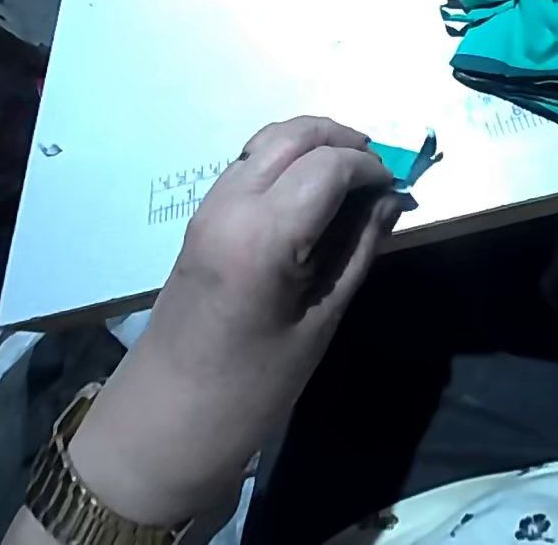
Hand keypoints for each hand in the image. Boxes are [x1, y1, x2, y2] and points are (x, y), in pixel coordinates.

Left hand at [66, 117, 397, 526]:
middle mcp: (232, 203)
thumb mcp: (322, 318)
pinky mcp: (203, 213)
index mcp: (263, 234)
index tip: (395, 188)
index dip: (370, 168)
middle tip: (377, 167)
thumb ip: (359, 246)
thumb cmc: (253, 385)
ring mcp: (211, 204)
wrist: (162, 423)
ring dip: (316, 141)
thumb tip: (390, 199)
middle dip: (345, 140)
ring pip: (271, 138)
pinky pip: (253, 160)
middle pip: (297, 135)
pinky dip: (290, 155)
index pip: (330, 165)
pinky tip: (311, 186)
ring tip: (350, 171)